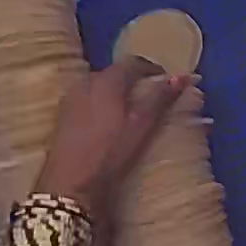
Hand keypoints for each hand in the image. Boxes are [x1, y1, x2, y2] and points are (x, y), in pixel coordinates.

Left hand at [34, 57, 191, 210]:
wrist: (70, 182)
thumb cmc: (110, 152)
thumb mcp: (141, 125)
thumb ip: (160, 99)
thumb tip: (182, 76)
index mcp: (106, 82)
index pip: (132, 62)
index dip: (152, 68)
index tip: (168, 80)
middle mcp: (85, 83)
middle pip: (114, 73)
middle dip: (135, 80)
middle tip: (154, 96)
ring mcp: (70, 99)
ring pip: (99, 85)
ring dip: (118, 91)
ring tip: (134, 110)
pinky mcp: (62, 115)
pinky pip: (87, 98)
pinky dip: (103, 102)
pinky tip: (110, 121)